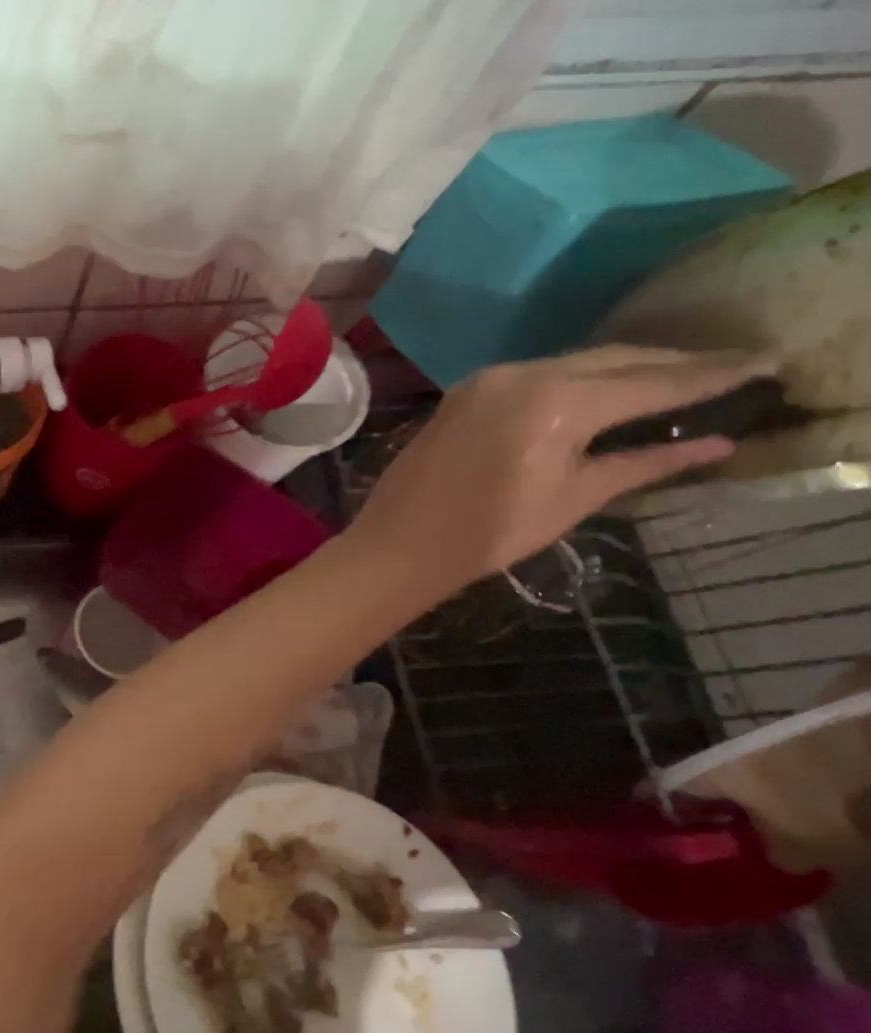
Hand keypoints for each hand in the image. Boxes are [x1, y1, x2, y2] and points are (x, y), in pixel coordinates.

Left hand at [351, 346, 774, 590]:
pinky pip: (540, 372)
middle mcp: (522, 375)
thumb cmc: (489, 533)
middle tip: (733, 365)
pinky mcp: (468, 390)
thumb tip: (717, 445)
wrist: (399, 543)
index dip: (711, 375)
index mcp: (556, 402)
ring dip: (628, 366)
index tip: (764, 363)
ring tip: (681, 374)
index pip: (652, 382)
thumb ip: (645, 463)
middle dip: (675, 363)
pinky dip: (581, 376)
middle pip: (616, 359)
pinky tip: (609, 387)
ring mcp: (489, 379)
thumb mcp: (576, 498)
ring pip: (577, 361)